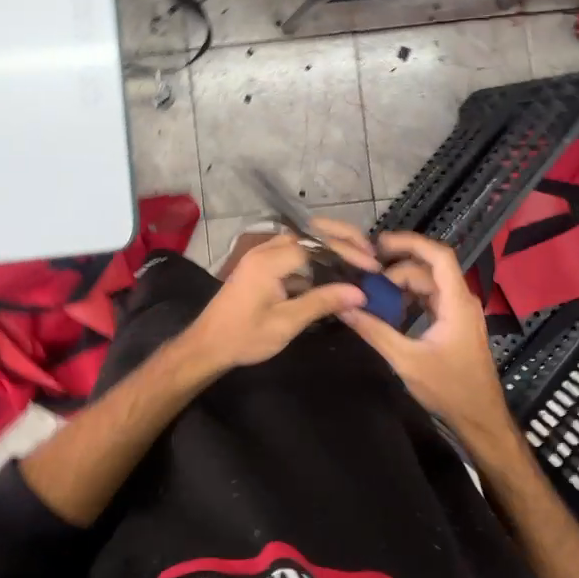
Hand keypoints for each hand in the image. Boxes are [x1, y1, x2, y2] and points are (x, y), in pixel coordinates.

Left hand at [178, 230, 366, 372]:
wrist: (207, 344)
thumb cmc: (244, 336)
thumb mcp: (286, 323)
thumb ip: (322, 303)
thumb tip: (359, 293)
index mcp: (270, 260)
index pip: (317, 246)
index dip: (347, 254)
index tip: (371, 267)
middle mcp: (266, 249)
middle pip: (310, 233)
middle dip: (342, 238)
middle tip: (370, 252)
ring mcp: (262, 255)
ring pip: (303, 240)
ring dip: (331, 245)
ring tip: (358, 258)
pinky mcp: (261, 265)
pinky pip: (293, 252)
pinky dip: (316, 256)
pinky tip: (334, 270)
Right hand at [339, 232, 509, 438]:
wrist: (480, 419)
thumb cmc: (449, 389)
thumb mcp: (406, 360)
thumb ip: (374, 330)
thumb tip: (343, 307)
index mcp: (456, 303)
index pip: (439, 256)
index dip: (410, 242)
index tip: (379, 243)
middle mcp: (461, 301)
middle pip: (428, 269)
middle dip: (396, 269)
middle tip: (366, 279)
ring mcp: (459, 312)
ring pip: (428, 284)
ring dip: (402, 284)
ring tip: (372, 294)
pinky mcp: (454, 324)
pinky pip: (431, 299)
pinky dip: (410, 298)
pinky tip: (389, 309)